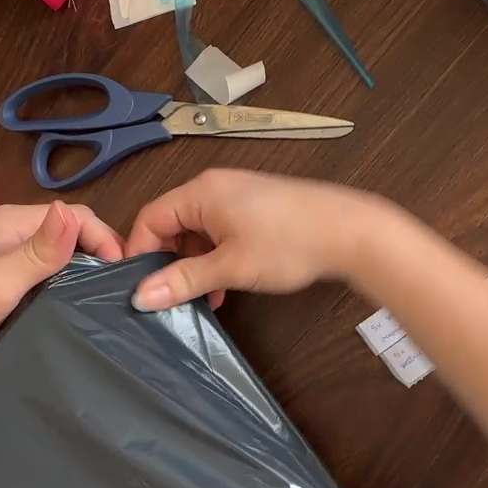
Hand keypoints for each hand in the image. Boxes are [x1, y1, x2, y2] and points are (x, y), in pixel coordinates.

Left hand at [0, 202, 122, 360]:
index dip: (104, 237)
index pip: (75, 214)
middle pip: (65, 230)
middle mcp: (7, 228)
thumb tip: (72, 213)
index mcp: (12, 220)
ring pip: (53, 250)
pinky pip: (38, 267)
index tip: (122, 272)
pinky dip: (59, 278)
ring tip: (98, 294)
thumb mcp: (3, 278)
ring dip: (79, 266)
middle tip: (116, 285)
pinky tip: (65, 301)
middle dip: (96, 251)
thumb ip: (41, 249)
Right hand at [125, 170, 394, 310]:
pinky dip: (216, 261)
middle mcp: (215, 189)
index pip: (150, 218)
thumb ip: (184, 281)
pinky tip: (224, 288)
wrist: (347, 232)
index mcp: (201, 192)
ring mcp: (236, 199)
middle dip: (170, 263)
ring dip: (195, 267)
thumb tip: (144, 295)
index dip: (139, 253)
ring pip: (198, 234)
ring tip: (202, 298)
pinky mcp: (254, 212)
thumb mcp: (230, 267)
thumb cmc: (292, 241)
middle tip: (172, 295)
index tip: (140, 285)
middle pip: (172, 226)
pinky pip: (220, 235)